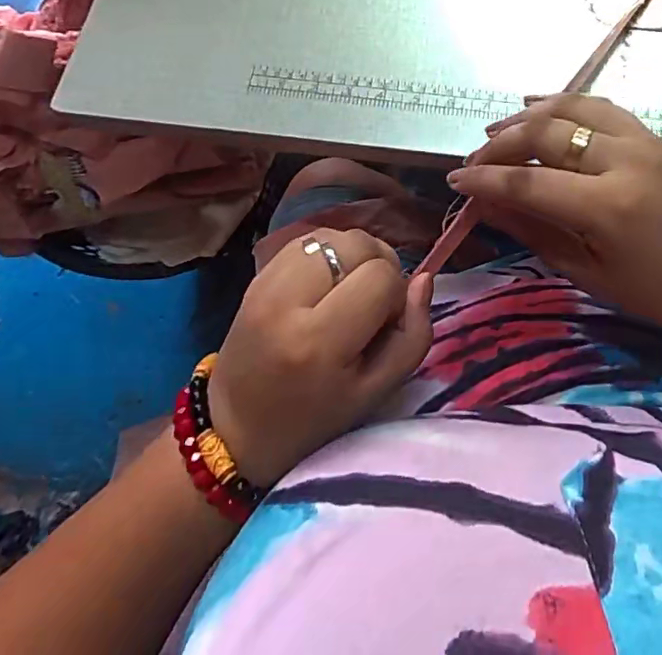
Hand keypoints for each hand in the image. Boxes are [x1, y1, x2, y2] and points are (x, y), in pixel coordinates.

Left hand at [208, 228, 432, 486]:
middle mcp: (287, 302)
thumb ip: (413, 336)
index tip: (386, 324)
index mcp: (318, 342)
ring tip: (349, 290)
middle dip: (378, 266)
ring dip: (353, 255)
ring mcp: (266, 284)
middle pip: (358, 244)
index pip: (381, 277)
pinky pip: (308, 240)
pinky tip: (327, 282)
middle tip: (371, 302)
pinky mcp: (256, 275)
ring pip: (334, 235)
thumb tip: (424, 279)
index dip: (396, 295)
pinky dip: (329, 253)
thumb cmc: (316, 417)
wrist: (238, 426)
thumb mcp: (376, 391)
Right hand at [448, 94, 661, 337]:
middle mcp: (623, 160)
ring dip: (526, 116)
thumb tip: (484, 203)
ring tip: (495, 130)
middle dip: (500, 144)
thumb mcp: (588, 272)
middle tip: (473, 160)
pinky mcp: (648, 134)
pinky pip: (597, 106)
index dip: (485, 177)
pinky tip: (537, 108)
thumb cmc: (658, 291)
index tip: (455, 179)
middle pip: (544, 134)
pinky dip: (562, 103)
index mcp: (609, 206)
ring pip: (569, 108)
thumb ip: (533, 231)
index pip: (529, 180)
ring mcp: (640, 140)